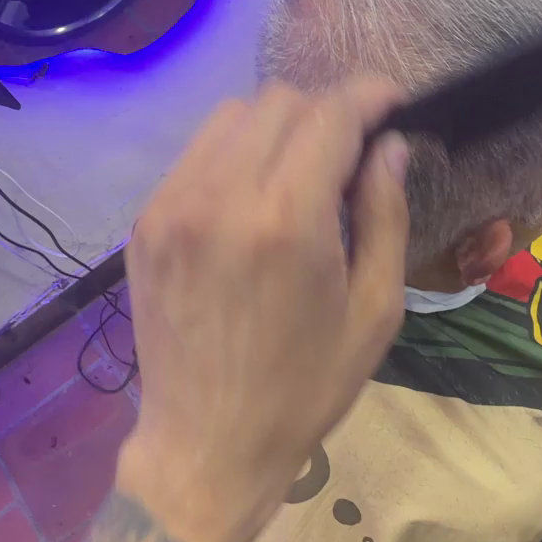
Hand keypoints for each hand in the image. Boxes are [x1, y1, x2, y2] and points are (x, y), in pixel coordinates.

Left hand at [116, 79, 409, 541]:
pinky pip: (198, 156)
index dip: (370, 96)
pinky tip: (256, 201)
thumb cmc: (307, 390)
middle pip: (281, 103)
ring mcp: (172, 206)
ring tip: (304, 177)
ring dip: (280, 129)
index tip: (394, 104)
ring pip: (233, 118)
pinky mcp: (146, 224)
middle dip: (328, 113)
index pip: (330, 114)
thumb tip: (389, 147)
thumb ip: (385, 217)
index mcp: (287, 222)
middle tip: (354, 156)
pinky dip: (237, 157)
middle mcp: (221, 196)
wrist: (209, 445)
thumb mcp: (374, 312)